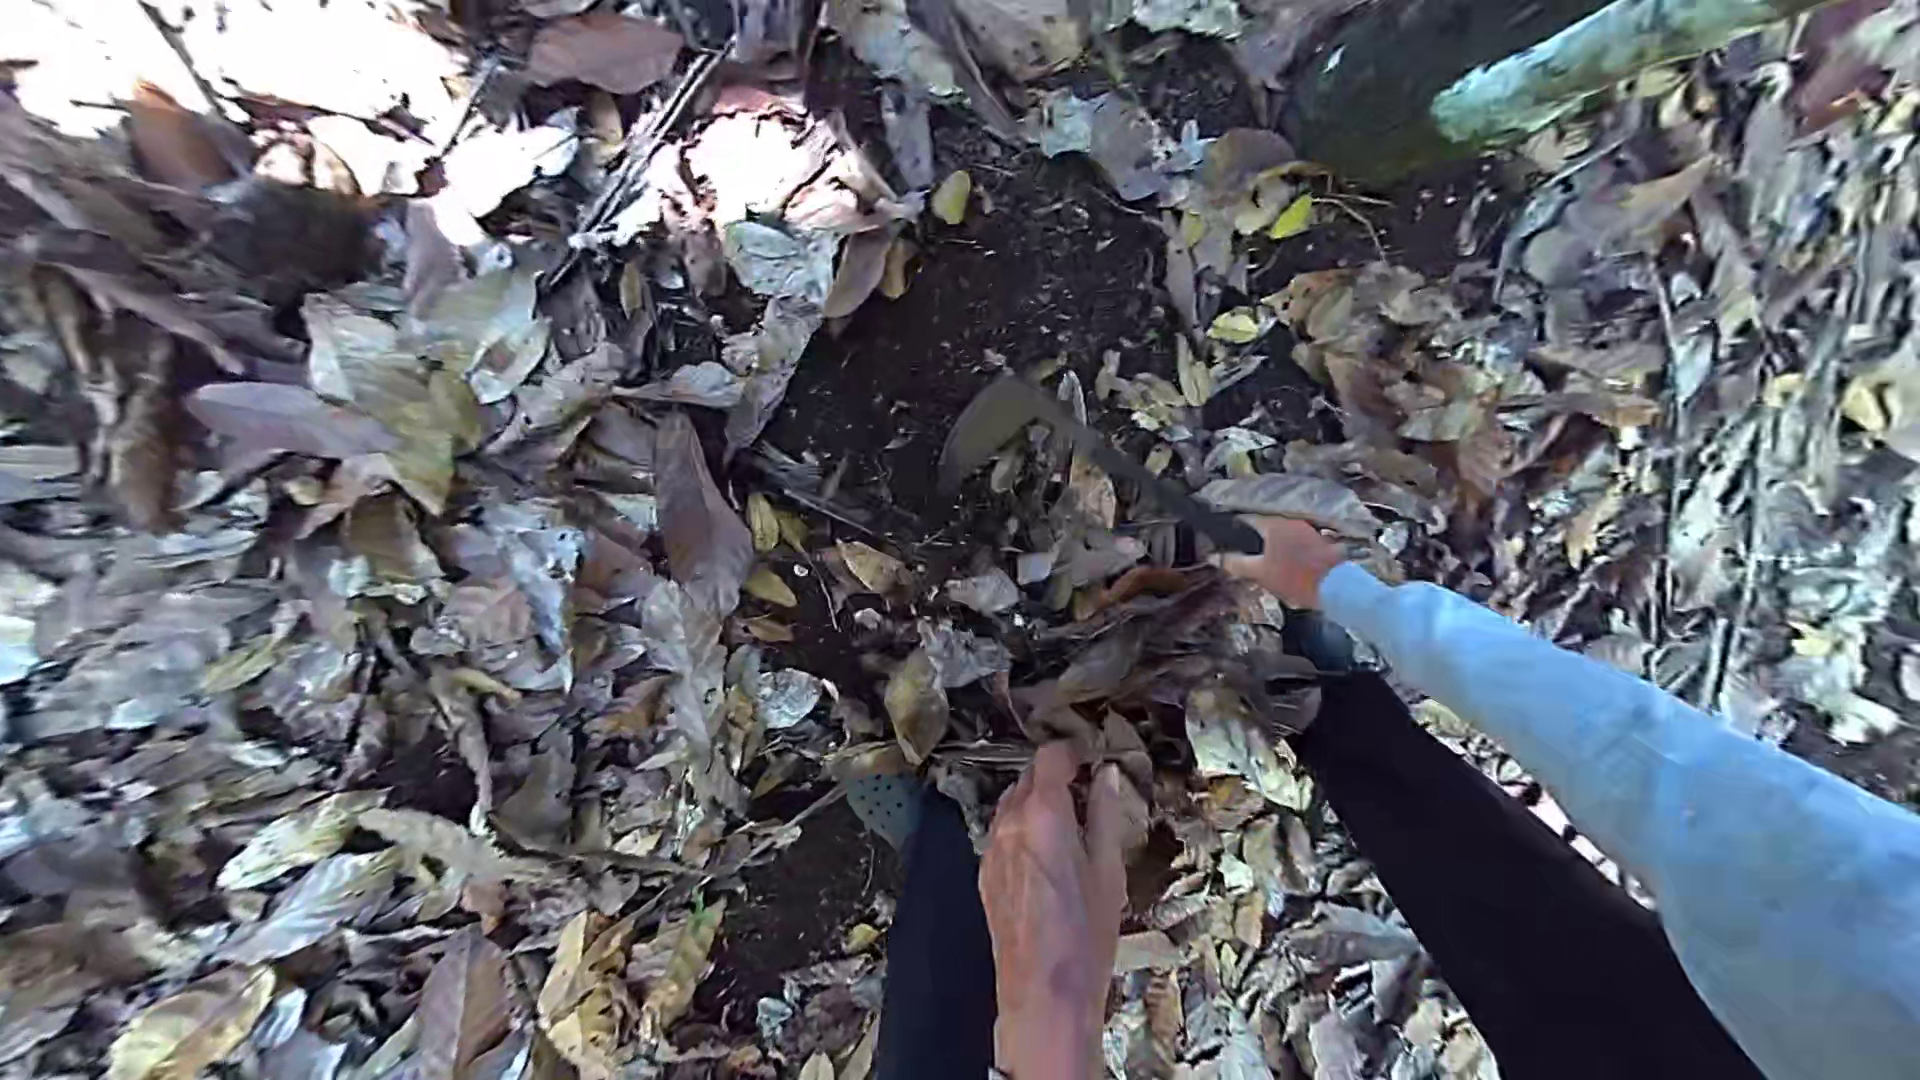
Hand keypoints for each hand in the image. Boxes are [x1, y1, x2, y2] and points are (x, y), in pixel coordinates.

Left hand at [980, 743, 1142, 1078]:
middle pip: (1029, 774)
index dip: (1071, 752)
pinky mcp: (983, 867)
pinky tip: (1042, 852)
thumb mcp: (1108, 869)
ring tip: (1065, 824)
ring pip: (1012, 799)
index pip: (1050, 756)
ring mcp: (991, 843)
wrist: (1041, 994)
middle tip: (1084, 792)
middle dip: (1055, 775)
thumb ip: (1105, 813)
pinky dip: (1021, 824)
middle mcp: (1010, 818)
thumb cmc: (1086, 931)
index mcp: (1043, 811)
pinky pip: (1002, 828)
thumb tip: (1107, 773)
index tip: (1089, 760)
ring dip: (1035, 797)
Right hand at [1219, 516, 1346, 608]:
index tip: (1225, 536)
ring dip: (1271, 542)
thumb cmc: (1293, 577)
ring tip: (1261, 556)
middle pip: (1265, 525)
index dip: (1233, 526)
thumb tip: (1213, 557)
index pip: (1247, 518)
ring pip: (1282, 532)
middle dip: (1253, 535)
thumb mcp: (1258, 572)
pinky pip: (1296, 540)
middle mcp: (1291, 521)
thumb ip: (1234, 563)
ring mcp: (1308, 530)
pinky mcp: (1321, 541)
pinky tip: (1283, 560)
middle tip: (1242, 549)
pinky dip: (1287, 547)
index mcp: (1273, 524)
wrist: (1337, 588)